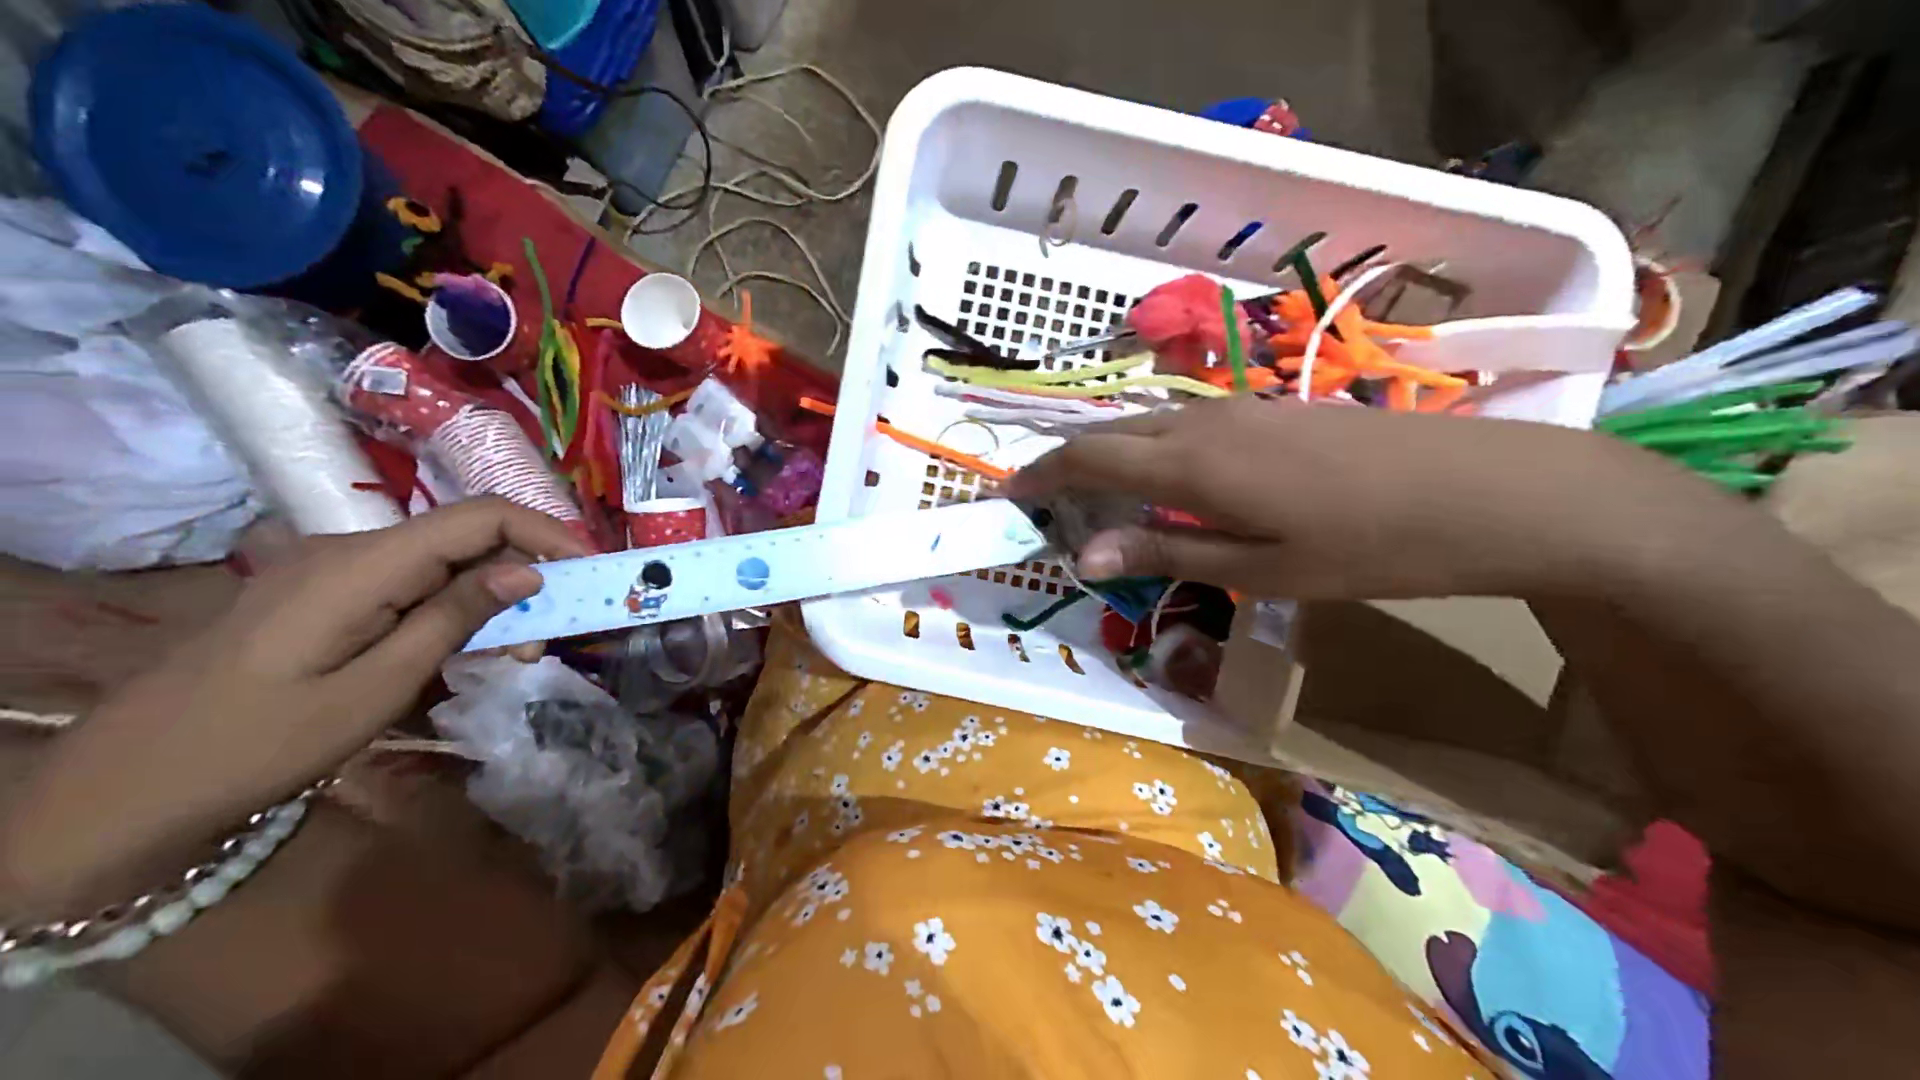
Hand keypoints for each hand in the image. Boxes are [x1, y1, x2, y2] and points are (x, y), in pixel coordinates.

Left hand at [1, 498, 586, 914]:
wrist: (127, 787)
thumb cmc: (260, 742)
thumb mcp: (377, 687)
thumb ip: (455, 617)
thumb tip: (527, 570)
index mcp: (362, 565)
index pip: (480, 516)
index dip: (546, 531)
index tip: (590, 569)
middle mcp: (350, 550)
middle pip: (467, 536)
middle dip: (525, 573)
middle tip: (549, 637)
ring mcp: (335, 570)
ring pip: (444, 562)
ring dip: (493, 597)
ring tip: (512, 655)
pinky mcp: (327, 595)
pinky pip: (412, 584)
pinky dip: (455, 609)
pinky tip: (462, 650)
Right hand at [1008, 396, 1697, 600]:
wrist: (1488, 490)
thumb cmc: (1368, 547)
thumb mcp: (1259, 569)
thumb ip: (1164, 553)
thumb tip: (1083, 557)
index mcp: (1191, 465)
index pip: (1088, 459)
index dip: (1041, 475)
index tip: (1009, 494)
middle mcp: (1202, 423)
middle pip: (1110, 433)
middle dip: (1067, 463)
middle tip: (1044, 501)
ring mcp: (1237, 409)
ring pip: (1145, 424)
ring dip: (1107, 455)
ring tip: (1092, 496)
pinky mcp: (1267, 410)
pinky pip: (1181, 422)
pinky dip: (1149, 448)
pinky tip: (1163, 481)